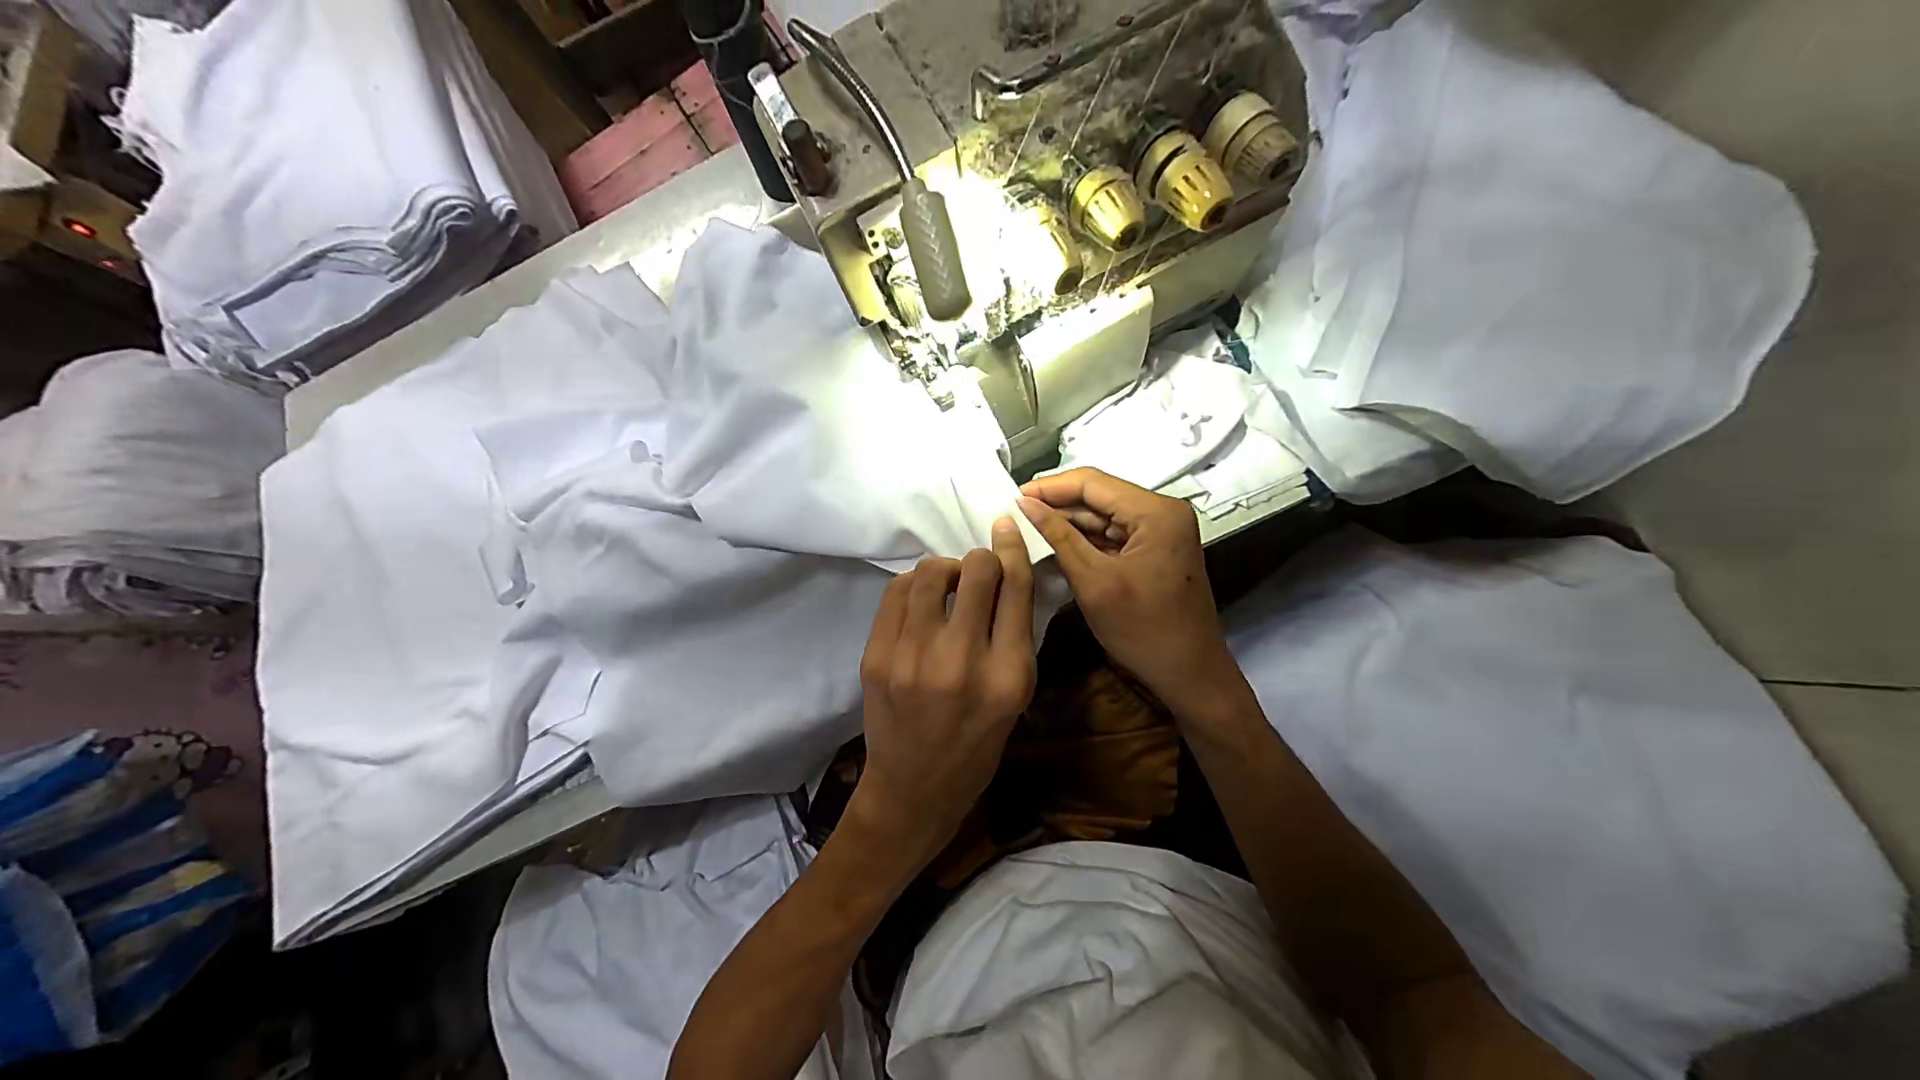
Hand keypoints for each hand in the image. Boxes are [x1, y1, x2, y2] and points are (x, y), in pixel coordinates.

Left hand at [851, 517, 1037, 870]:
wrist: (914, 787)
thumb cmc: (977, 745)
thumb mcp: (1016, 696)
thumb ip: (1014, 634)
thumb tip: (1005, 567)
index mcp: (1009, 675)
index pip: (1015, 586)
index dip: (1012, 548)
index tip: (1005, 527)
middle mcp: (962, 661)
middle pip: (977, 569)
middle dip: (981, 560)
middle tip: (977, 574)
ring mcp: (912, 658)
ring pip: (932, 571)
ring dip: (946, 570)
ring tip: (947, 588)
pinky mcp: (876, 657)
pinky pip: (897, 590)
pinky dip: (914, 585)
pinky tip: (921, 601)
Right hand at [1018, 467, 1236, 712]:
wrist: (1189, 673)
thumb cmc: (1143, 631)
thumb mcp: (1093, 581)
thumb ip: (1058, 536)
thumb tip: (1025, 504)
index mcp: (1156, 512)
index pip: (1093, 482)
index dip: (1050, 487)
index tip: (1013, 496)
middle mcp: (1163, 511)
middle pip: (1100, 495)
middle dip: (1057, 504)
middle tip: (1015, 513)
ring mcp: (1162, 530)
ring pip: (1104, 515)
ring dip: (1068, 521)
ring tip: (1027, 526)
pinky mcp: (1156, 548)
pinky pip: (1114, 534)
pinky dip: (1085, 538)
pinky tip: (1054, 543)